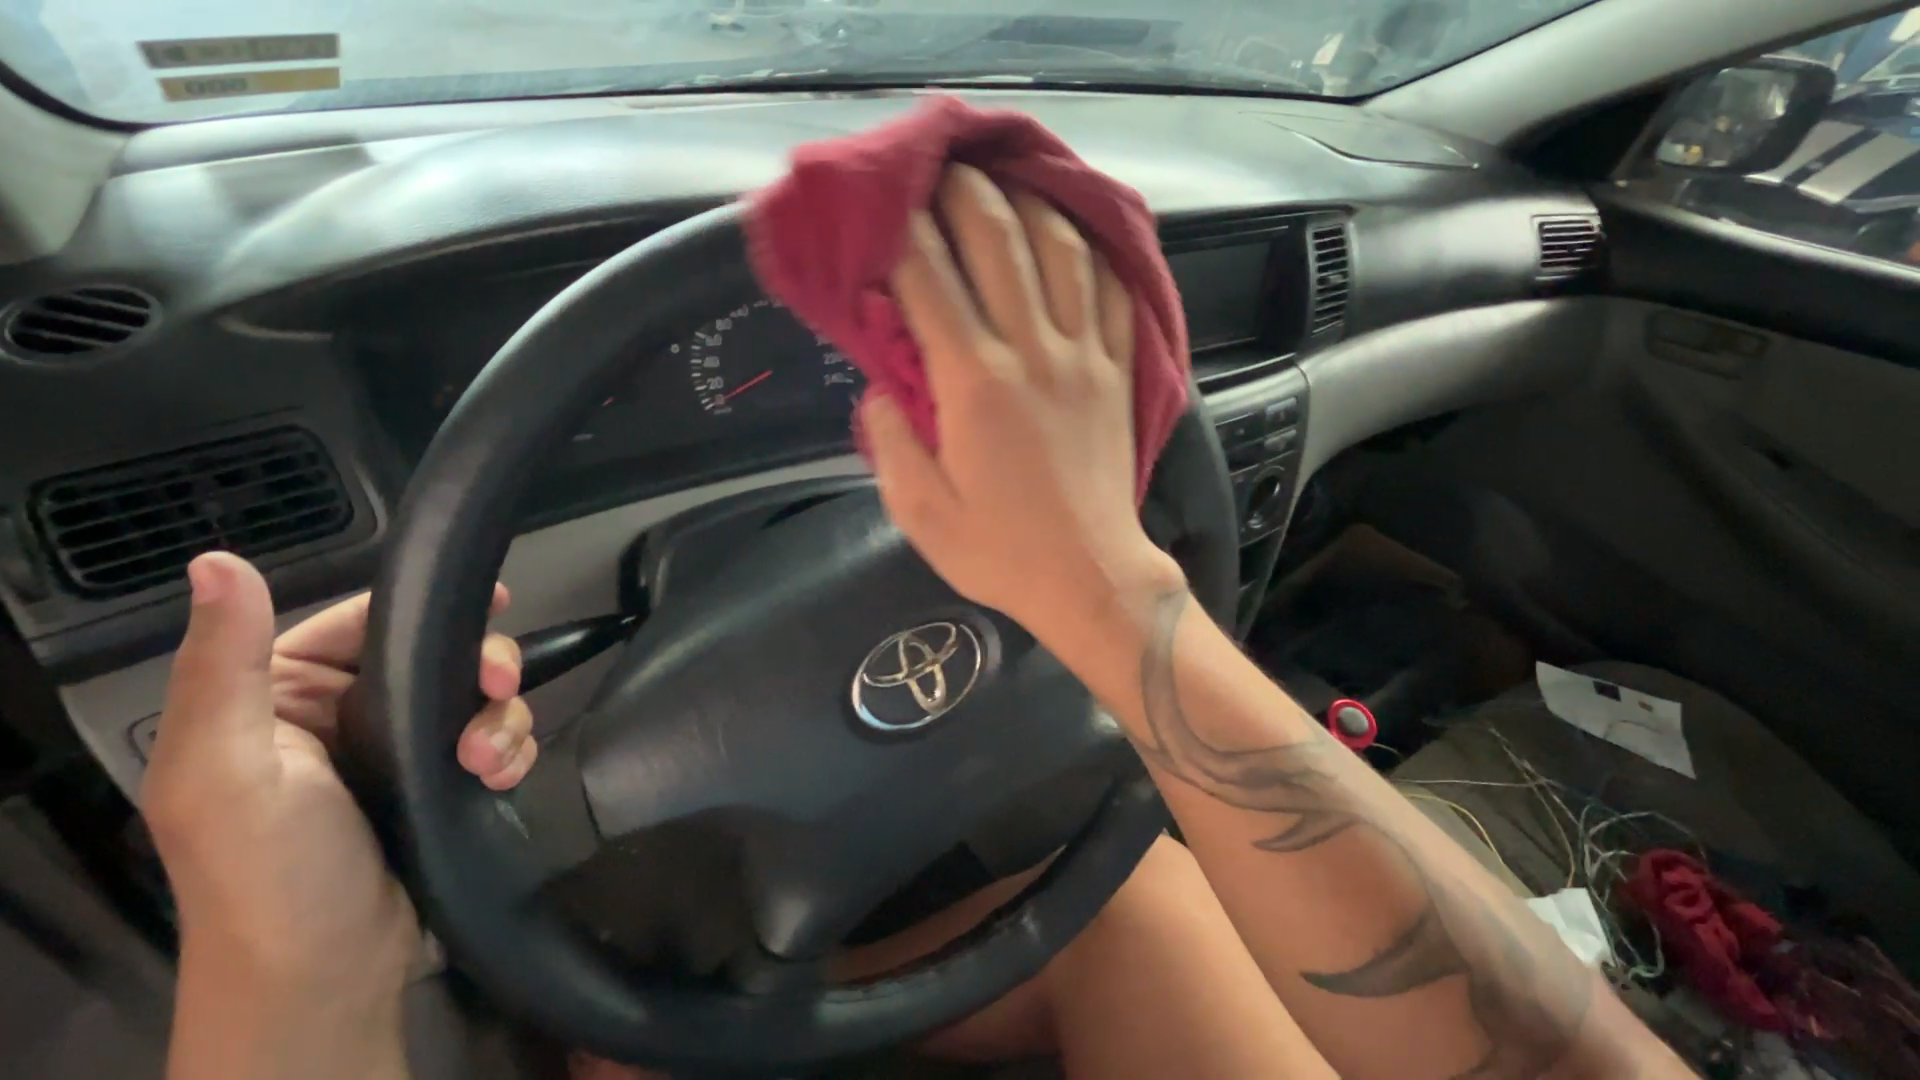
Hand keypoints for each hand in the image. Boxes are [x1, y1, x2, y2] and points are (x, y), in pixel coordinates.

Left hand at [143, 552, 531, 1078]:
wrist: (326, 978)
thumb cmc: (269, 872)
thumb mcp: (227, 768)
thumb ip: (226, 665)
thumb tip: (216, 561)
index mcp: (278, 696)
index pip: (364, 621)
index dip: (428, 610)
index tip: (496, 603)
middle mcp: (342, 715)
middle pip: (437, 656)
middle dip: (479, 669)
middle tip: (497, 689)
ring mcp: (396, 754)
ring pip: (474, 698)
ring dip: (498, 719)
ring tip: (487, 763)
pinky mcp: (439, 786)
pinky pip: (492, 740)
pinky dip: (509, 750)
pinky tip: (501, 777)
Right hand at [864, 165, 1182, 638]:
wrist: (1090, 578)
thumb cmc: (1000, 552)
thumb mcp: (920, 512)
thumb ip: (891, 439)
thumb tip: (878, 385)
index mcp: (975, 385)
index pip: (930, 281)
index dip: (903, 233)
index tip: (884, 208)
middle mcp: (1032, 352)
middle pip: (998, 241)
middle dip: (962, 193)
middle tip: (939, 170)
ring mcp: (1084, 357)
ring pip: (1062, 251)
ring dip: (1029, 204)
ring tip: (1004, 183)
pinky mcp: (1118, 371)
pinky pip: (1114, 291)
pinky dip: (1094, 253)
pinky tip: (1076, 234)